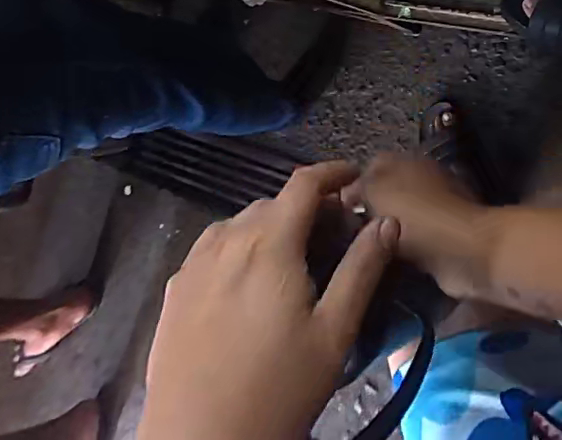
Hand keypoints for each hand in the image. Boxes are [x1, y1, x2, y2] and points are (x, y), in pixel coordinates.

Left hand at [138, 163, 396, 439]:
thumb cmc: (276, 391)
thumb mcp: (333, 333)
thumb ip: (362, 270)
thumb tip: (387, 222)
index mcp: (269, 242)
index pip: (304, 184)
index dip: (332, 172)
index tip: (353, 176)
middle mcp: (228, 240)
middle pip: (274, 203)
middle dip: (306, 208)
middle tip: (330, 237)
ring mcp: (195, 263)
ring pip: (241, 223)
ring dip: (271, 226)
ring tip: (289, 260)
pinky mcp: (174, 290)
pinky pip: (212, 247)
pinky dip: (238, 246)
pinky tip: (246, 282)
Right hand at [349, 154, 493, 300]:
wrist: (465, 252)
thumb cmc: (418, 216)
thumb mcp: (377, 191)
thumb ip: (357, 186)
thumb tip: (346, 192)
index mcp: (406, 160)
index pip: (369, 165)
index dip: (350, 185)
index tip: (334, 210)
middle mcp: (420, 178)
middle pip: (383, 192)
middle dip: (366, 211)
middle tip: (343, 234)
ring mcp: (433, 208)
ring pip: (395, 218)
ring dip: (381, 233)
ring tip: (358, 252)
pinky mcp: (441, 238)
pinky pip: (408, 241)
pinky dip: (397, 250)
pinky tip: (380, 262)